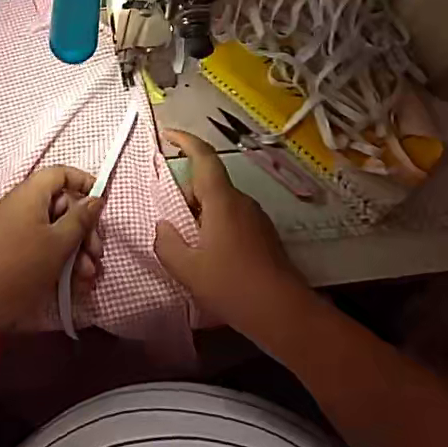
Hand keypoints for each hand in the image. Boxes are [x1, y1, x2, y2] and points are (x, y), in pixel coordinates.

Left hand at [0, 165, 103, 330]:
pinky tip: (76, 282)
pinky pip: (44, 244)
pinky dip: (61, 258)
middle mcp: (21, 205)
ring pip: (56, 229)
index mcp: (29, 194)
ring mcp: (16, 227)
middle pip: (63, 204)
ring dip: (77, 250)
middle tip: (96, 252)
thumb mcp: (60, 243)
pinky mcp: (15, 249)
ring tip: (88, 275)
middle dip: (84, 229)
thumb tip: (96, 198)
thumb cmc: (24, 267)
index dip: (83, 182)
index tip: (101, 203)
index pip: (60, 173)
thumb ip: (81, 218)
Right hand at [154, 130, 311, 330]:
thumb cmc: (233, 286)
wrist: (284, 312)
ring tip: (186, 244)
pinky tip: (209, 256)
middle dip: (185, 193)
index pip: (204, 157)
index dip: (184, 140)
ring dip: (200, 213)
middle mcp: (241, 201)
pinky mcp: (263, 235)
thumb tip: (163, 226)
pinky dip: (215, 226)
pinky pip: (232, 218)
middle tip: (168, 219)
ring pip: (220, 202)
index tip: (167, 134)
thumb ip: (167, 243)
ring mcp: (256, 217)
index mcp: (222, 200)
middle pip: (208, 183)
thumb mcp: (188, 270)